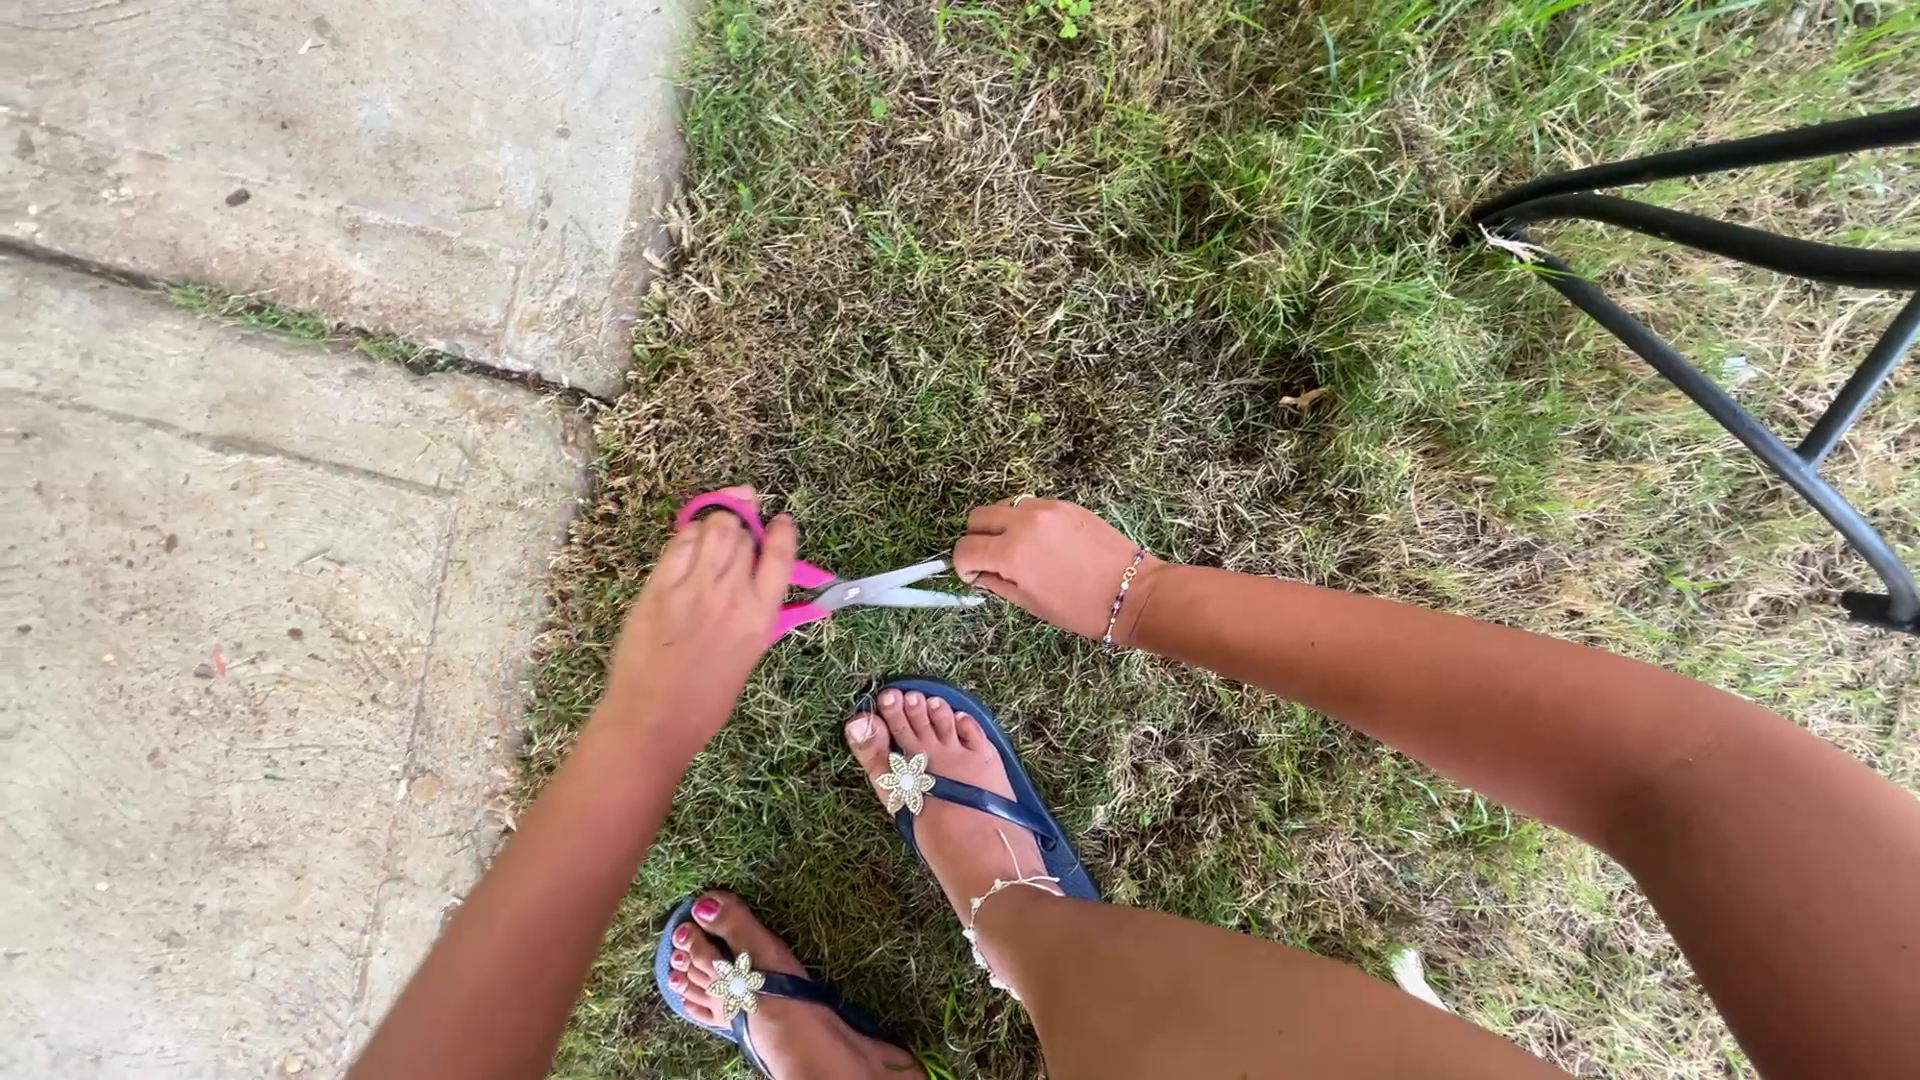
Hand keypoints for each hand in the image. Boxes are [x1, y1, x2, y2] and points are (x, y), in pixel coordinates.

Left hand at [597, 486, 796, 756]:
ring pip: (714, 528)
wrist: (653, 718)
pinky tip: (691, 542)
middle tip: (740, 530)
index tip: (780, 521)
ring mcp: (693, 587)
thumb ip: (757, 613)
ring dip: (719, 521)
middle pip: (744, 535)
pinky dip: (690, 535)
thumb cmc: (707, 699)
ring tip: (717, 530)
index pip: (780, 554)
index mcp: (760, 615)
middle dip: (744, 526)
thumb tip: (760, 583)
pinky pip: (681, 542)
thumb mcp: (750, 653)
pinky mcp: (659, 586)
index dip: (782, 530)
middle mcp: (732, 594)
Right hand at [953, 498, 1163, 643]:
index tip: (975, 576)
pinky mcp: (1064, 504)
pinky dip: (1024, 519)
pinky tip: (1040, 541)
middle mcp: (1024, 523)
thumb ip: (997, 583)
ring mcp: (1046, 508)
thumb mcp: (1030, 603)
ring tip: (1016, 549)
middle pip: (977, 517)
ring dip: (999, 526)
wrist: (1132, 593)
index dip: (963, 566)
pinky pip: (1029, 504)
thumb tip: (979, 572)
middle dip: (976, 539)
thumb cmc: (1080, 609)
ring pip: (1002, 506)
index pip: (965, 548)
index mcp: (1012, 553)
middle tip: (990, 560)